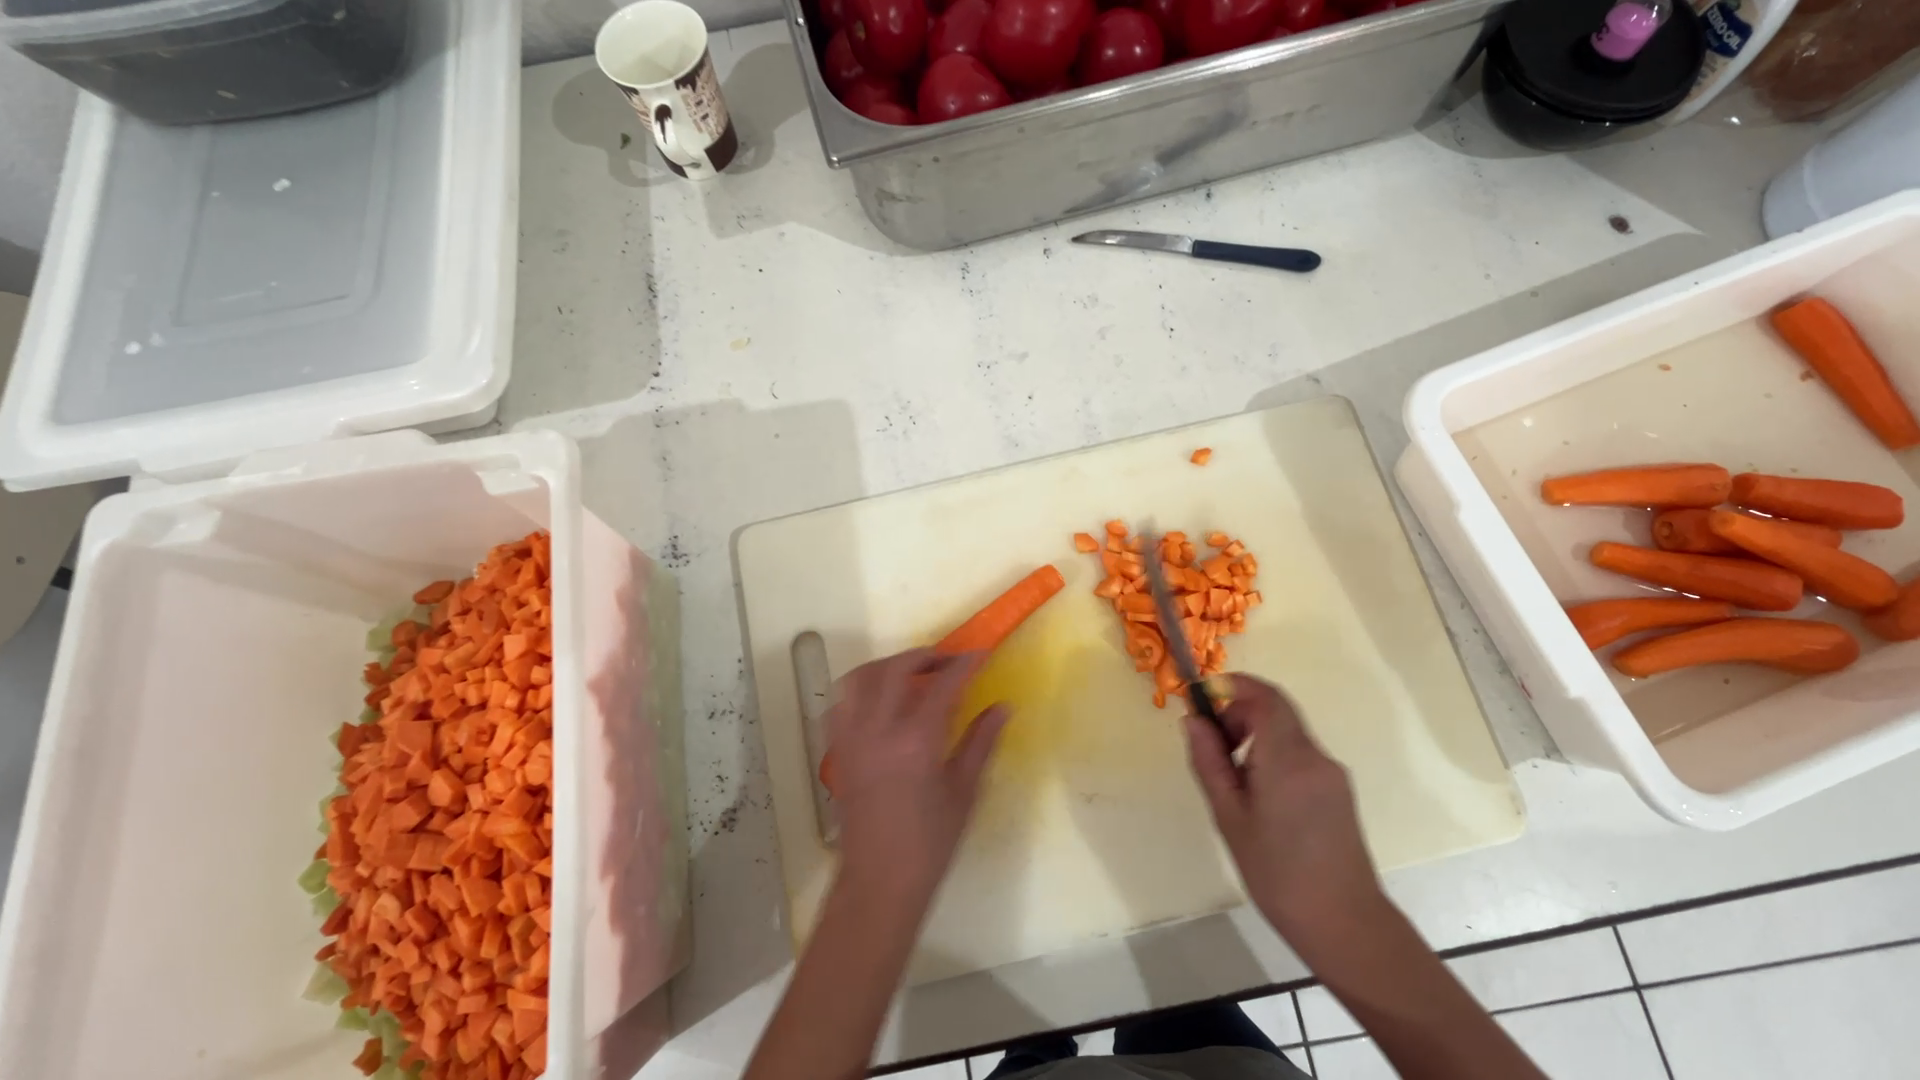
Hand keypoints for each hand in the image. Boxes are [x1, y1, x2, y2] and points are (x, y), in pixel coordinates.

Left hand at [827, 649, 1008, 902]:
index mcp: (915, 742)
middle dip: (923, 656)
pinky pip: (842, 704)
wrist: (879, 881)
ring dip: (887, 666)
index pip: (942, 686)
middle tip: (947, 662)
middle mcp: (878, 731)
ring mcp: (851, 739)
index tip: (980, 654)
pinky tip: (880, 701)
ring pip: (860, 679)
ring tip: (911, 673)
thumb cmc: (930, 843)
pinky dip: (861, 690)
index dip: (963, 665)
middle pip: (895, 669)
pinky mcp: (837, 751)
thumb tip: (1001, 707)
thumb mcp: (964, 792)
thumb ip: (980, 742)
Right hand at [1183, 674, 1385, 936]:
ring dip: (1254, 737)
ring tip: (1229, 779)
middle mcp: (1316, 757)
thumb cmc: (1276, 873)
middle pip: (1276, 712)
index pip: (1265, 697)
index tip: (1202, 698)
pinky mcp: (1338, 792)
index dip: (1233, 686)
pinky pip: (1299, 757)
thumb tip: (1193, 720)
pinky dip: (1271, 756)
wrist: (1343, 922)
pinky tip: (1256, 796)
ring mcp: (1332, 774)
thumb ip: (1209, 762)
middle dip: (1238, 714)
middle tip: (1209, 745)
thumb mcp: (1229, 817)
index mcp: (1288, 759)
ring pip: (1287, 735)